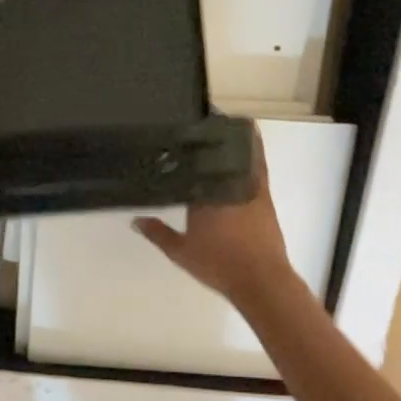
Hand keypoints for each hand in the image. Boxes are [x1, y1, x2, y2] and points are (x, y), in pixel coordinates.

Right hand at [133, 125, 296, 306]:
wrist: (260, 279)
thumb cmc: (218, 264)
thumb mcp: (181, 252)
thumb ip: (158, 233)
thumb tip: (136, 220)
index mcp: (202, 195)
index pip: (188, 164)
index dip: (181, 147)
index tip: (172, 129)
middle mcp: (226, 184)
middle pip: (214, 152)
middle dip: (205, 135)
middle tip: (192, 121)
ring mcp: (249, 187)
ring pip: (237, 152)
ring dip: (229, 136)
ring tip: (217, 122)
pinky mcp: (264, 194)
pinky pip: (258, 163)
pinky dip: (253, 148)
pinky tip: (248, 137)